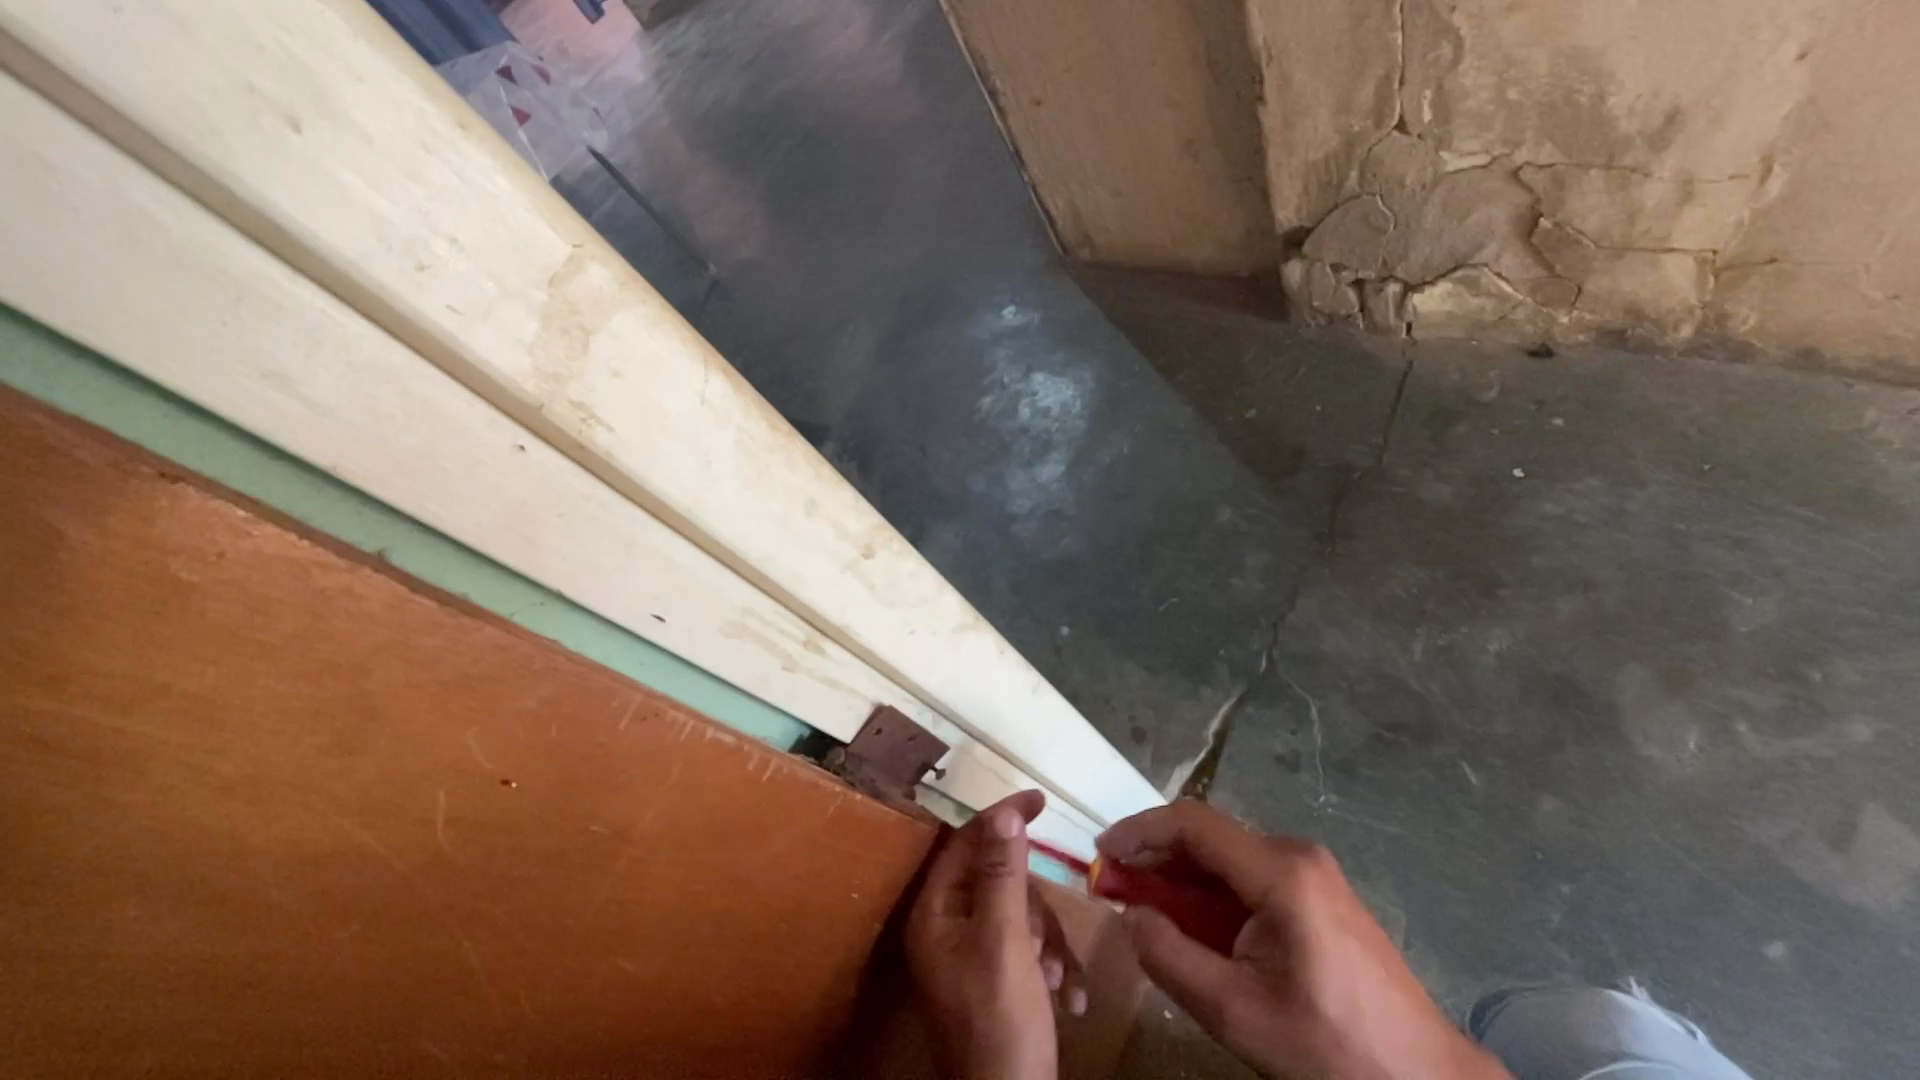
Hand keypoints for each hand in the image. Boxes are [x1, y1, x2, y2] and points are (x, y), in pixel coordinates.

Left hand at [905, 791, 1084, 1079]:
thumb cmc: (1001, 1020)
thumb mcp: (1005, 940)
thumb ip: (1003, 874)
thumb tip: (1005, 811)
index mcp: (935, 914)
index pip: (964, 844)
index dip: (1000, 817)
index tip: (1040, 798)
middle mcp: (948, 929)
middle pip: (999, 882)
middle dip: (1035, 908)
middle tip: (1046, 943)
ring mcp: (972, 957)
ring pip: (1022, 915)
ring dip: (1049, 942)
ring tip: (1059, 978)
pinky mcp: (997, 981)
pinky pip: (1030, 948)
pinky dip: (1054, 966)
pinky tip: (1070, 997)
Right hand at [1098, 802, 1510, 1079]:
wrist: (1422, 1076)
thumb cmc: (1327, 1043)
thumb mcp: (1234, 1010)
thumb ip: (1169, 956)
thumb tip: (1130, 916)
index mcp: (1279, 871)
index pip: (1192, 823)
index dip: (1139, 831)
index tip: (1100, 854)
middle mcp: (1296, 854)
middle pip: (1208, 835)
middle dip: (1155, 857)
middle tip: (1115, 888)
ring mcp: (1313, 872)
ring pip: (1227, 856)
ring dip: (1181, 877)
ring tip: (1145, 908)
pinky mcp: (1319, 894)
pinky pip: (1250, 876)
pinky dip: (1210, 892)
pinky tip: (1193, 923)